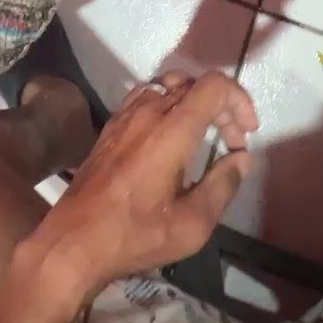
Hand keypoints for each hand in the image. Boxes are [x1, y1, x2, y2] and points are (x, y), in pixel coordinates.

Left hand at [18, 71, 258, 295]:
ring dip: (196, 102)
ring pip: (172, 84)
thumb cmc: (135, 235)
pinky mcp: (113, 122)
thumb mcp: (191, 225)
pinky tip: (172, 135)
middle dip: (222, 106)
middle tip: (231, 143)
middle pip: (196, 83)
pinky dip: (171, 103)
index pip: (214, 86)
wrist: (75, 239)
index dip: (239, 100)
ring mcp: (127, 113)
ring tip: (205, 135)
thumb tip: (242, 158)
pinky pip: (150, 94)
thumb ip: (223, 186)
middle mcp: (149, 110)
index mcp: (171, 129)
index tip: (247, 132)